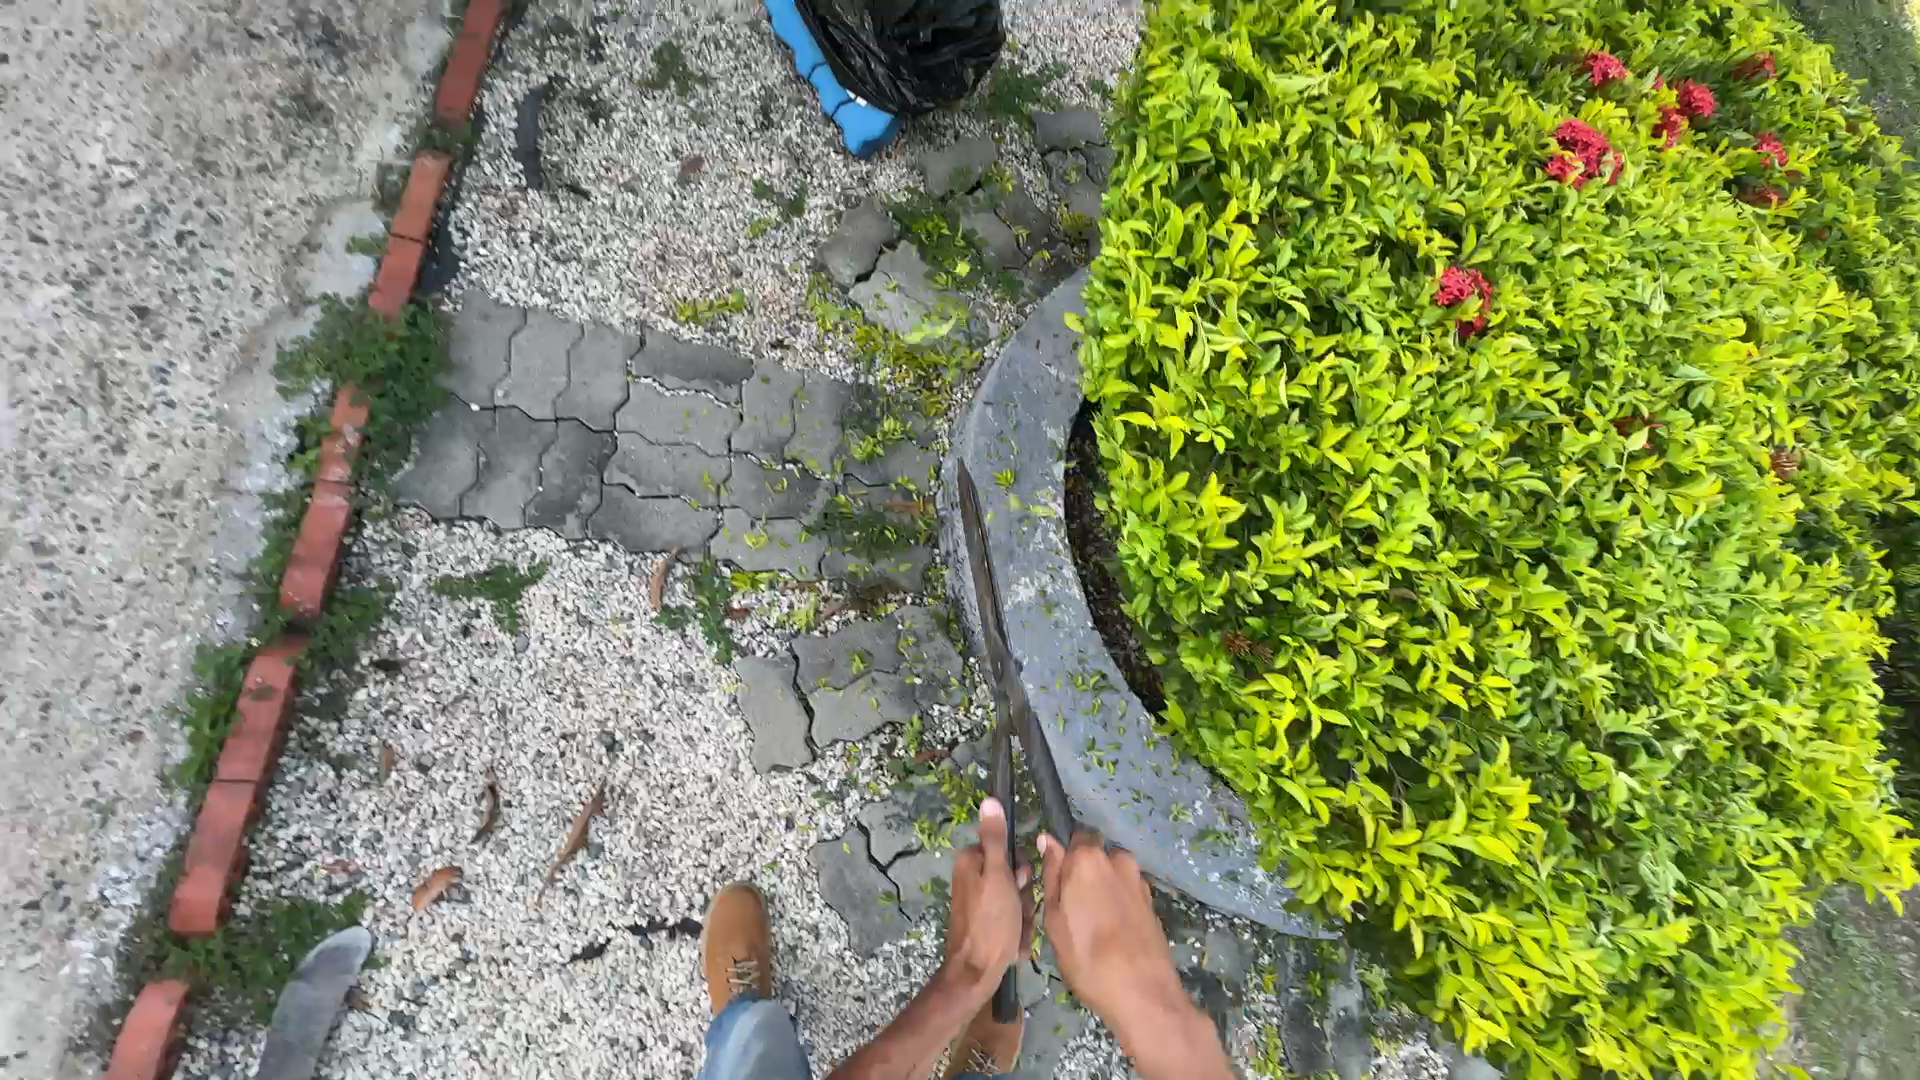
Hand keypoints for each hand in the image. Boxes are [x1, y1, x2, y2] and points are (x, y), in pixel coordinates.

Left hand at [942, 797, 1033, 999]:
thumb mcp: (997, 875)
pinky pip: (1011, 921)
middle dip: (1023, 897)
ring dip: (1023, 918)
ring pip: (1016, 901)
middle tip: (1018, 913)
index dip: (1020, 869)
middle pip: (1014, 877)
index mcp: (972, 861)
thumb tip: (989, 799)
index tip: (1021, 885)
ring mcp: (979, 904)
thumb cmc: (990, 922)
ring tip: (1017, 934)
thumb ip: (995, 839)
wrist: (976, 974)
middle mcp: (972, 878)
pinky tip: (1014, 946)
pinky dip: (1016, 933)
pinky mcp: (986, 925)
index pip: (1008, 851)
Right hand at [1037, 830, 1194, 1042]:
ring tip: (1096, 922)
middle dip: (1085, 870)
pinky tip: (1114, 930)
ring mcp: (1138, 879)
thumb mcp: (1055, 918)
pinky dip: (1120, 902)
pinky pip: (1127, 891)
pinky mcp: (1152, 901)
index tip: (1059, 882)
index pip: (1073, 838)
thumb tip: (1046, 839)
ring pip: (1113, 872)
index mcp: (1087, 857)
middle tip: (1075, 906)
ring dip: (1104, 886)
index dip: (1065, 858)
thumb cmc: (1086, 956)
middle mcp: (1116, 858)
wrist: (1143, 993)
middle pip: (1095, 854)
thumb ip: (1052, 874)